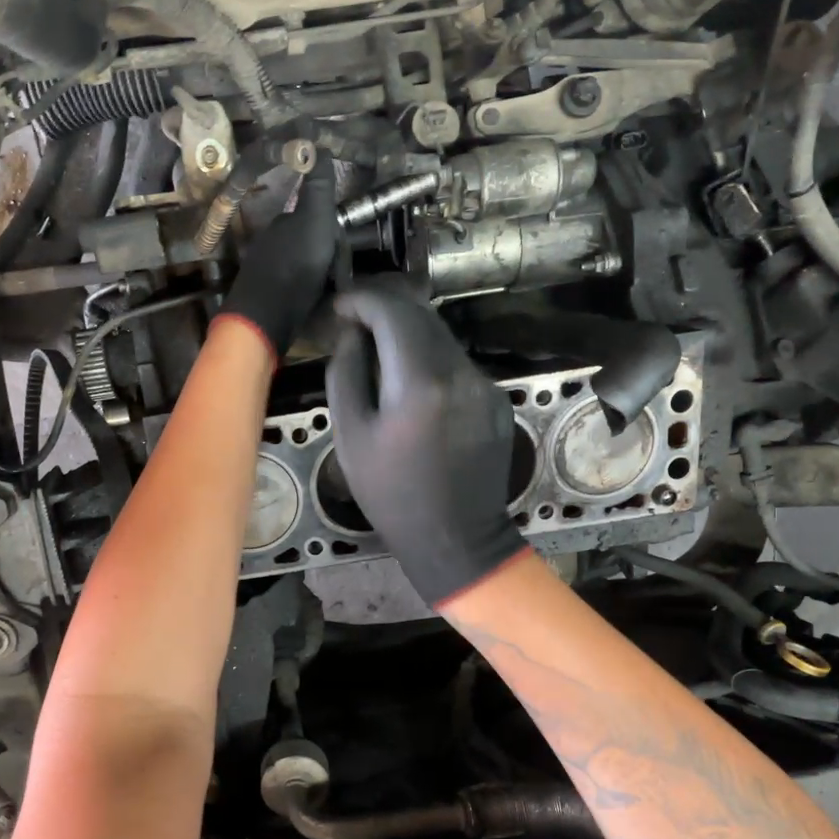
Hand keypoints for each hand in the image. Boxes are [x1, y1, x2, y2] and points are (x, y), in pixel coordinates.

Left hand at [217, 155, 337, 360]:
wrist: (267, 317)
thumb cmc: (295, 266)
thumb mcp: (315, 220)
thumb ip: (317, 187)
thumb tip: (314, 143)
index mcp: (282, 225)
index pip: (313, 221)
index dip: (331, 234)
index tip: (341, 252)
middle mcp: (271, 245)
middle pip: (308, 245)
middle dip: (325, 257)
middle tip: (338, 277)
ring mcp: (266, 274)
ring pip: (301, 269)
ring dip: (318, 277)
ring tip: (331, 293)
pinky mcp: (266, 302)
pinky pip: (294, 291)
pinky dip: (307, 295)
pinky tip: (315, 306)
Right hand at [325, 285, 527, 606]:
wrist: (456, 539)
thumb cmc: (392, 495)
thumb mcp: (351, 437)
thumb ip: (345, 373)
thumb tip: (350, 333)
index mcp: (420, 381)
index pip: (393, 309)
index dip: (362, 298)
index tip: (340, 308)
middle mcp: (461, 371)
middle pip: (422, 314)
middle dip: (384, 309)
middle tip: (353, 323)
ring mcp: (486, 384)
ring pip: (442, 337)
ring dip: (408, 335)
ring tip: (379, 357)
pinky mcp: (499, 399)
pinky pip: (458, 365)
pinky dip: (430, 362)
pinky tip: (413, 391)